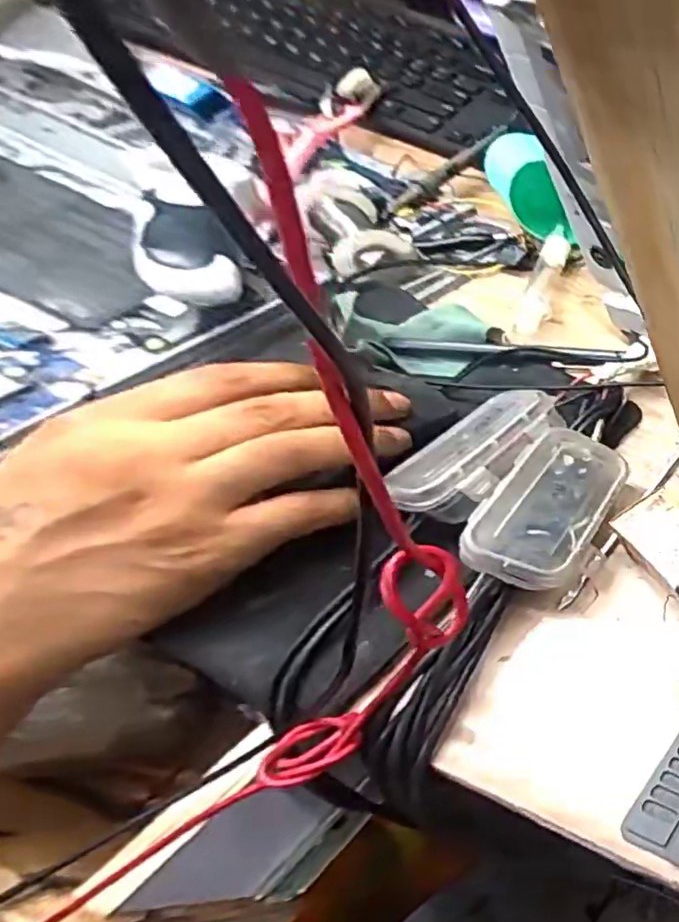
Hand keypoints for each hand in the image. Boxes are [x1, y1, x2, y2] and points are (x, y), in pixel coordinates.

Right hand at [0, 362, 409, 716]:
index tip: (341, 377)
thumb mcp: (64, 454)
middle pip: (274, 412)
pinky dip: (342, 499)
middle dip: (347, 404)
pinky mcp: (217, 546)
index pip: (225, 381)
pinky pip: (299, 512)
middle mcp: (155, 451)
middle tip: (393, 405)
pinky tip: (368, 495)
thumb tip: (234, 415)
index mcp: (113, 421)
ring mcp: (190, 499)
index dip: (297, 375)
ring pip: (295, 452)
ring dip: (360, 442)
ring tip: (397, 440)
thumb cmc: (17, 527)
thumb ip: (145, 430)